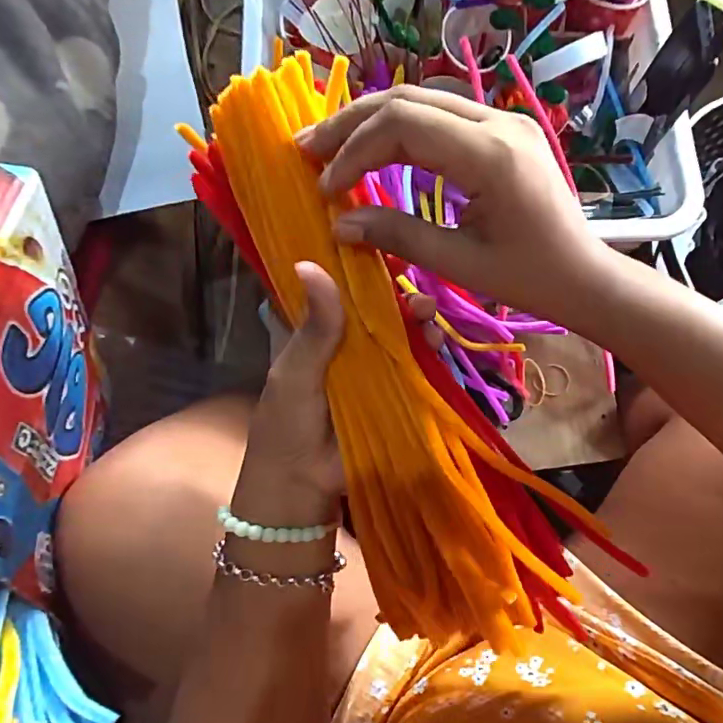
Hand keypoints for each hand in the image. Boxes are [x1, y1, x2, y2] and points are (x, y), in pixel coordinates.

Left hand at [234, 261, 440, 527]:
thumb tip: (310, 264)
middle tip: (413, 287)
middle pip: (377, 307)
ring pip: (401, 333)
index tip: (376, 241)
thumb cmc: (286, 422)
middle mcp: (348, 343)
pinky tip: (436, 342)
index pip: (337, 289)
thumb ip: (313, 326)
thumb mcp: (295, 371)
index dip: (354, 265)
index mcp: (315, 331)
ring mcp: (375, 367)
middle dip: (398, 293)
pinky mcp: (397, 390)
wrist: (304, 481)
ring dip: (417, 320)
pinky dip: (429, 352)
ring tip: (427, 315)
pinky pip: (416, 365)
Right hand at [296, 85, 618, 325]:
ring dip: (376, 121)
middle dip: (353, 124)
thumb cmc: (531, 278)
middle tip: (308, 150)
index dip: (355, 150)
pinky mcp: (509, 130)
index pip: (403, 125)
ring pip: (426, 100)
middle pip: (409, 99)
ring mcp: (508, 121)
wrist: (584, 275)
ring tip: (332, 146)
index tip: (327, 187)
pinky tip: (380, 149)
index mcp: (491, 156)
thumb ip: (399, 236)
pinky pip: (446, 116)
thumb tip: (340, 225)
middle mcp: (500, 123)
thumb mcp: (462, 264)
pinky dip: (406, 130)